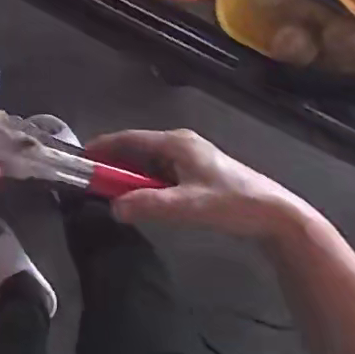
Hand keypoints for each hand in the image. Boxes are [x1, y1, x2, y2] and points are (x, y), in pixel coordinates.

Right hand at [86, 128, 316, 242]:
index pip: (130, 139)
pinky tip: (142, 201)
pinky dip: (147, 184)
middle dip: (114, 166)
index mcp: (176, 143)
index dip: (103, 148)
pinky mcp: (198, 173)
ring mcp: (190, 158)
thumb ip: (149, 205)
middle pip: (137, 150)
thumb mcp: (188, 206)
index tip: (80, 160)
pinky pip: (161, 174)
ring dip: (131, 178)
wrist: (274, 214)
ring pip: (149, 164)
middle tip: (91, 185)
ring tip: (111, 196)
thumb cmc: (232, 203)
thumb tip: (113, 207)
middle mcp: (181, 144)